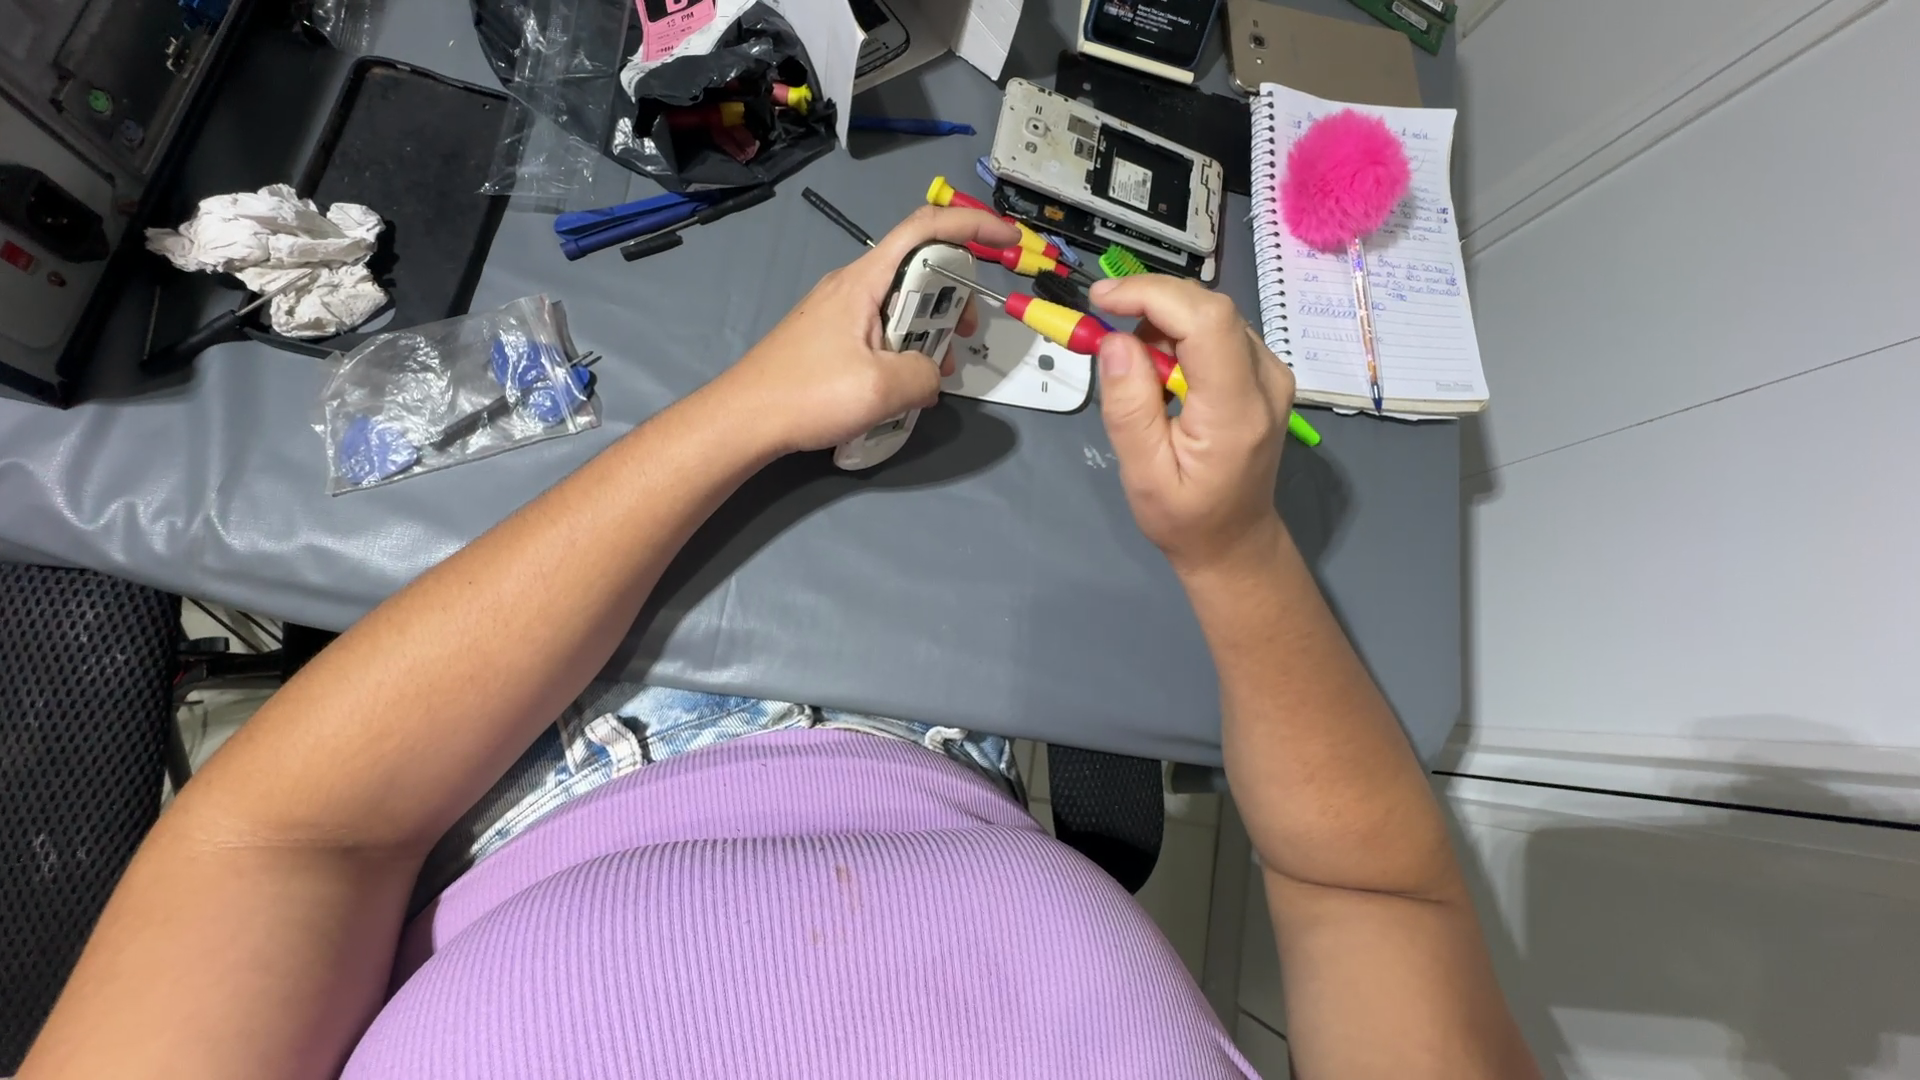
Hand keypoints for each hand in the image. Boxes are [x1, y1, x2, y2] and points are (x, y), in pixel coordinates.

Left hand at [717, 205, 1020, 454]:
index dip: (972, 226)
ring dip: (929, 333)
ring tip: (934, 373)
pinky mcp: (833, 339)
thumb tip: (932, 376)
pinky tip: (904, 386)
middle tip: (962, 336)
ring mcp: (841, 313)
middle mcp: (853, 286)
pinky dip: (906, 351)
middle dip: (954, 298)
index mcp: (864, 280)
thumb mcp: (882, 389)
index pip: (925, 228)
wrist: (744, 420)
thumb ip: (925, 375)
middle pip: (919, 269)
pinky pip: (883, 332)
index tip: (1007, 240)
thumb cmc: (807, 394)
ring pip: (903, 306)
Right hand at [1090, 275, 1296, 576]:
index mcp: (1237, 411)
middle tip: (1102, 329)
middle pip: (1210, 308)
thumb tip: (1115, 343)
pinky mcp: (1263, 372)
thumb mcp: (1143, 476)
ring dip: (1162, 322)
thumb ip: (1129, 409)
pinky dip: (1179, 334)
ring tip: (1133, 370)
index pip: (1206, 321)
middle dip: (1150, 303)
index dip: (1153, 295)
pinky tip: (1159, 371)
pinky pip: (1217, 331)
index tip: (1101, 301)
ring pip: (1212, 314)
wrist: (1234, 539)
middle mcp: (1266, 380)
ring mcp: (1271, 373)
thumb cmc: (1185, 518)